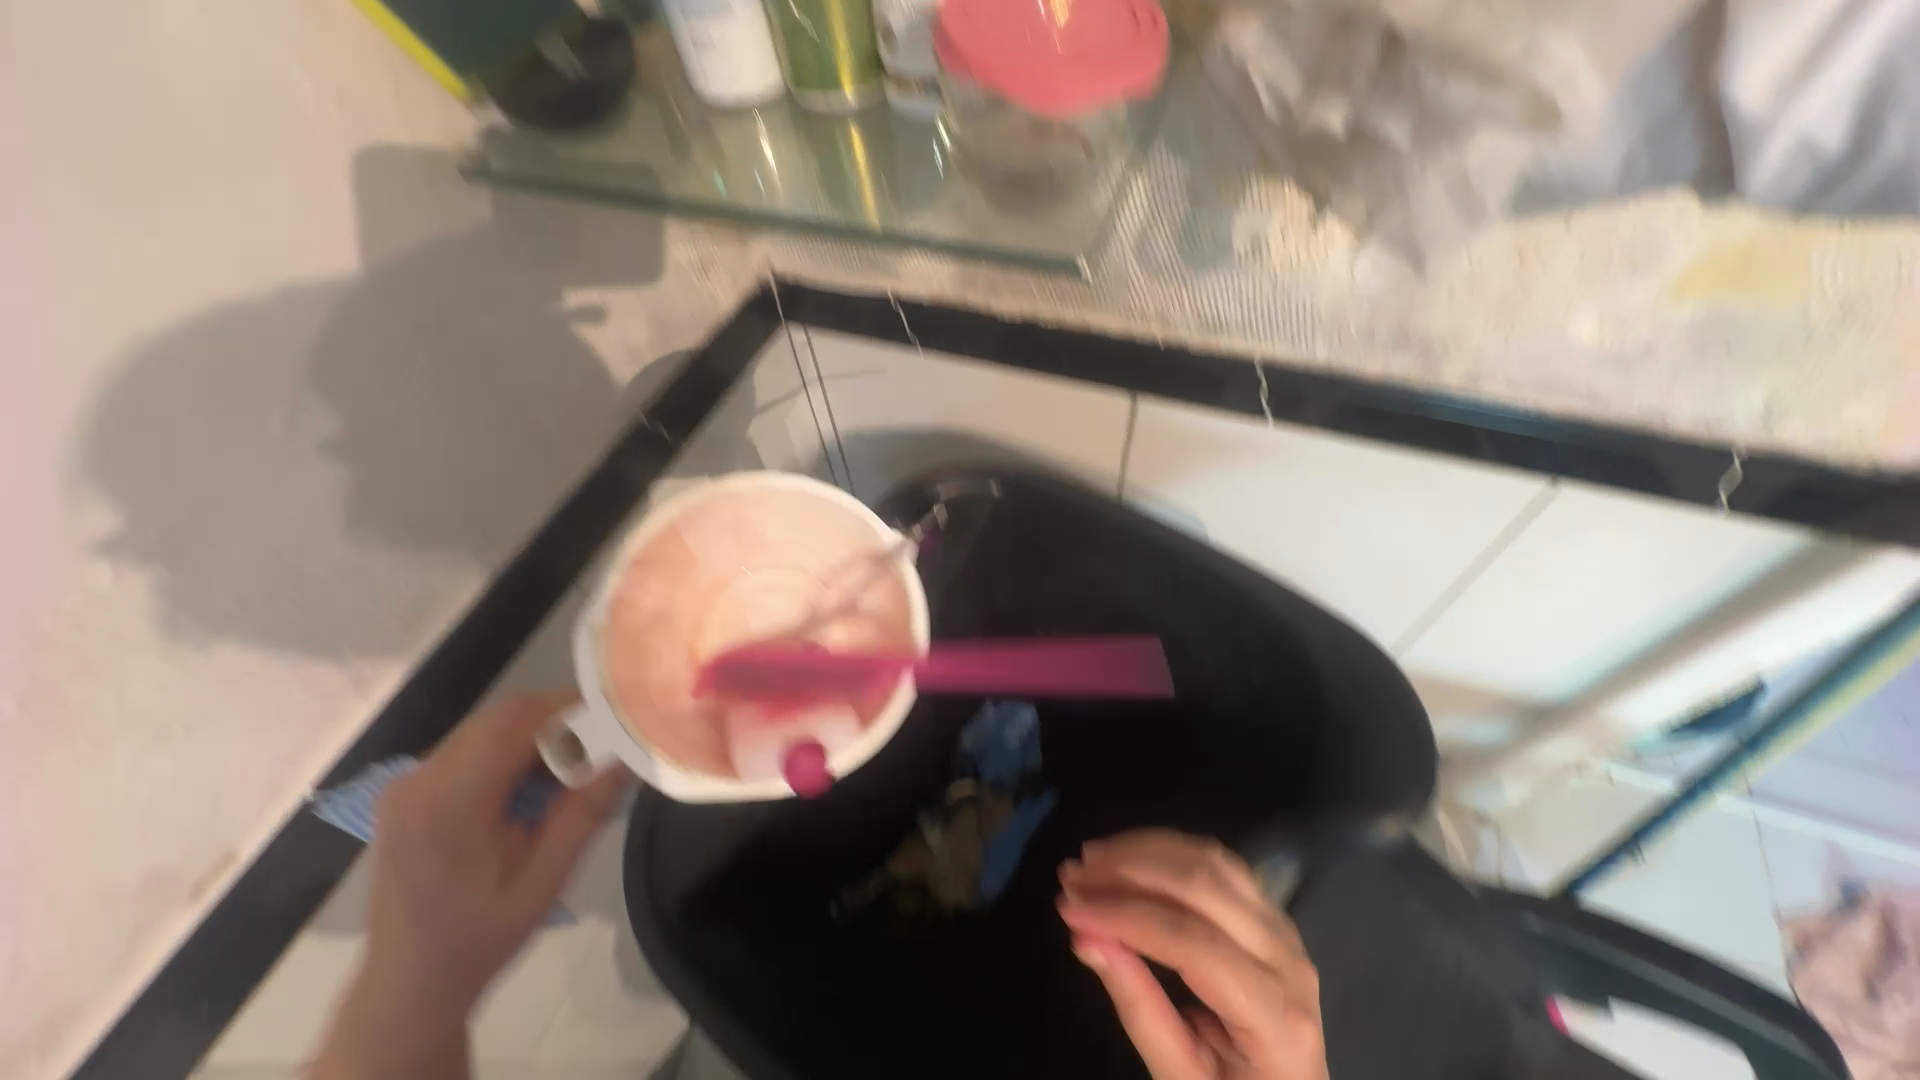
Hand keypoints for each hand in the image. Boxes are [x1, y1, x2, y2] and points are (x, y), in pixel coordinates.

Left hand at [312, 694, 627, 1079]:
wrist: (407, 982)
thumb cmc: (479, 939)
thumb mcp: (544, 883)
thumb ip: (582, 814)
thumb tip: (625, 756)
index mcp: (447, 806)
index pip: (515, 722)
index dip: (569, 708)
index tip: (615, 722)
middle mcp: (419, 781)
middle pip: (502, 717)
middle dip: (560, 721)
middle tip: (604, 747)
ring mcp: (409, 782)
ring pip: (490, 726)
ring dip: (539, 735)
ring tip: (575, 769)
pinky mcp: (412, 788)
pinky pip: (474, 746)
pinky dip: (514, 750)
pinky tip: (536, 784)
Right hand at [1059, 830, 1328, 1079]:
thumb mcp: (1182, 1077)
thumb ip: (1139, 1008)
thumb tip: (1085, 938)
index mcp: (1275, 1015)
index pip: (1192, 943)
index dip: (1125, 916)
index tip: (1069, 907)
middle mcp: (1288, 959)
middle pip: (1204, 887)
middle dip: (1129, 870)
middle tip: (1072, 874)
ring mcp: (1284, 929)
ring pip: (1212, 861)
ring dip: (1145, 850)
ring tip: (1091, 858)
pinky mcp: (1271, 913)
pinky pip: (1220, 864)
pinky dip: (1168, 850)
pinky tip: (1130, 856)